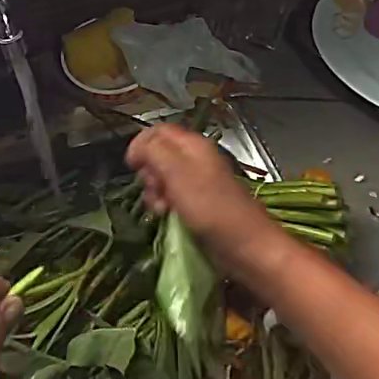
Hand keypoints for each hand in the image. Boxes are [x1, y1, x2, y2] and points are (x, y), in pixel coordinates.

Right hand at [124, 123, 285, 271]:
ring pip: (162, 177)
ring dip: (154, 191)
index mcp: (192, 145)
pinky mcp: (197, 204)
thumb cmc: (211, 208)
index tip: (133, 165)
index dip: (141, 144)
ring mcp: (196, 182)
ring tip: (161, 207)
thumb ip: (153, 151)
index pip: (158, 131)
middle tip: (154, 188)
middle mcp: (194, 159)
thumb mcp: (177, 172)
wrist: (246, 247)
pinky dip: (164, 204)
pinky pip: (171, 197)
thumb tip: (137, 147)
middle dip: (148, 171)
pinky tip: (166, 216)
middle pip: (157, 154)